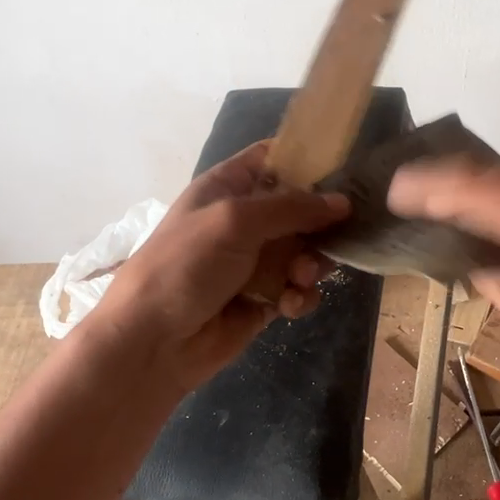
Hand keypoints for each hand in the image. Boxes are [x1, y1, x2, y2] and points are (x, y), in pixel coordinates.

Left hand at [97, 141, 349, 388]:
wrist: (153, 341)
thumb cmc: (186, 265)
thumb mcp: (235, 221)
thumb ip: (292, 207)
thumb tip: (343, 202)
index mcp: (228, 187)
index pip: (273, 158)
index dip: (307, 160)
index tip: (345, 169)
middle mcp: (243, 220)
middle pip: (300, 208)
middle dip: (321, 222)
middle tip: (334, 234)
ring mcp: (254, 261)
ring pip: (306, 251)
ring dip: (312, 263)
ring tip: (301, 277)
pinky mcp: (264, 299)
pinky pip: (298, 289)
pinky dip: (300, 295)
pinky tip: (290, 305)